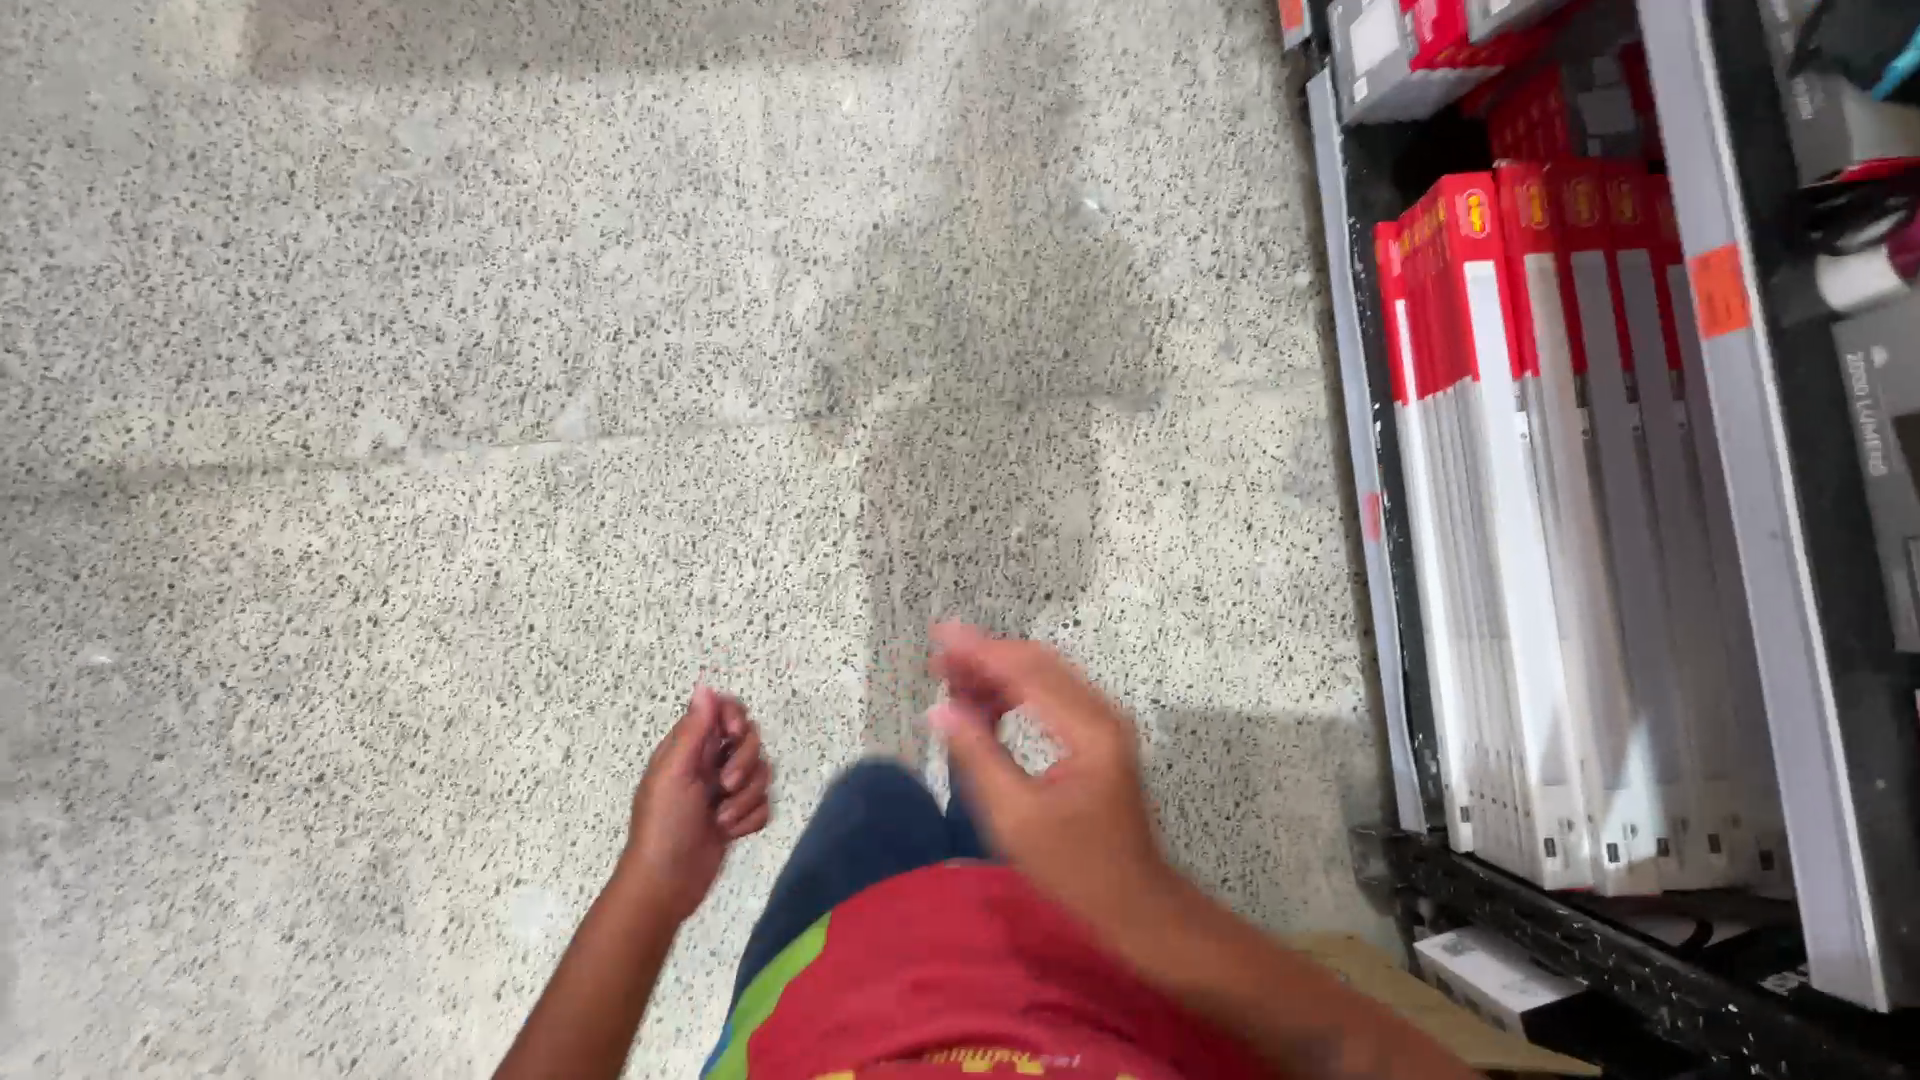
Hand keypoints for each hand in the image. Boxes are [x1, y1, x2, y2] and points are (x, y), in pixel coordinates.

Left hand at [619, 686, 771, 921]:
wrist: (666, 885)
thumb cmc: (663, 825)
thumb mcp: (673, 773)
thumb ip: (692, 730)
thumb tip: (705, 686)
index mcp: (689, 748)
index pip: (724, 712)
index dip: (736, 718)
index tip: (734, 735)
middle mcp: (709, 764)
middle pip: (750, 741)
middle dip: (745, 764)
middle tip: (725, 786)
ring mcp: (726, 792)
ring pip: (761, 774)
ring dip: (746, 799)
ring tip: (722, 820)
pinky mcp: (739, 817)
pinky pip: (764, 804)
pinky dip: (750, 820)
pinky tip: (729, 833)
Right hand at [927, 623, 1178, 942]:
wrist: (1136, 902)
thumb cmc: (1076, 869)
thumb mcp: (1015, 818)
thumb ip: (978, 756)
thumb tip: (939, 710)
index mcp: (1088, 730)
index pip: (1027, 672)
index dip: (980, 651)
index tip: (941, 635)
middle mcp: (1102, 713)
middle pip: (1038, 664)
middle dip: (986, 657)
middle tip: (939, 661)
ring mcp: (1105, 722)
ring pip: (1045, 676)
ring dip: (999, 674)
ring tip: (952, 682)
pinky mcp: (1100, 735)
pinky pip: (1053, 696)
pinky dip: (1017, 693)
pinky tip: (986, 706)